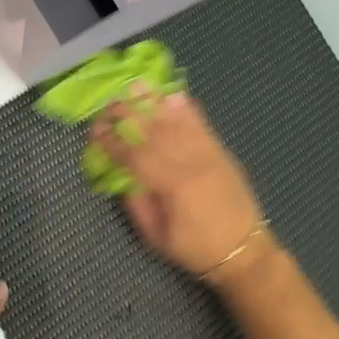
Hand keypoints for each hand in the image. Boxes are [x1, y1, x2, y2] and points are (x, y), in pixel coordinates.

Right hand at [91, 87, 268, 281]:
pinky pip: (201, 124)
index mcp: (172, 186)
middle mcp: (190, 162)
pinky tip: (172, 93)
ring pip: (176, 121)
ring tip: (135, 86)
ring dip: (154, 102)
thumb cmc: (196, 249)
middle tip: (107, 105)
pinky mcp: (220, 151)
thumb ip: (137, 205)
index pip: (134, 156)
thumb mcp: (157, 238)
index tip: (94, 132)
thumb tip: (121, 177)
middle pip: (152, 130)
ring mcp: (208, 153)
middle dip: (127, 114)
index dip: (111, 142)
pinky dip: (186, 107)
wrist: (244, 252)